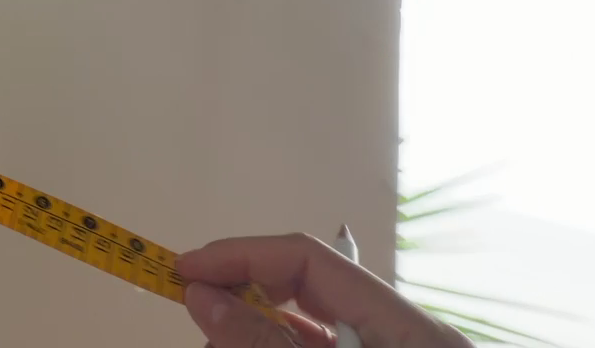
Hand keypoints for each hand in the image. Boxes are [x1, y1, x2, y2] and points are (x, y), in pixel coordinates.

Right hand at [179, 233, 474, 347]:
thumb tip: (199, 293)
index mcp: (408, 326)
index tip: (186, 272)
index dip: (240, 255)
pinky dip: (277, 347)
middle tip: (196, 310)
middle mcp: (404, 335)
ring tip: (215, 342)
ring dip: (254, 329)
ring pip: (309, 326)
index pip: (305, 256)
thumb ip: (264, 343)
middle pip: (307, 287)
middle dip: (243, 294)